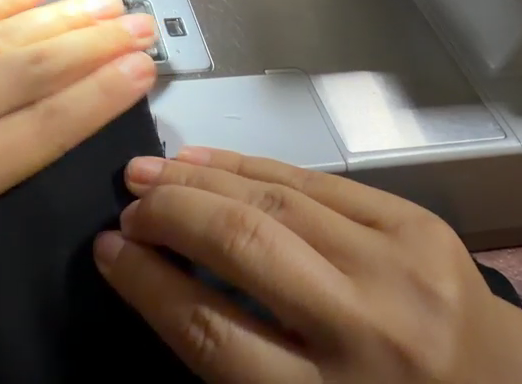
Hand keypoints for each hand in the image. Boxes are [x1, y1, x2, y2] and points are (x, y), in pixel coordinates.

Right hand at [94, 148, 521, 383]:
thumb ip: (241, 360)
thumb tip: (160, 276)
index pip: (212, 330)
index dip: (147, 283)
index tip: (107, 251)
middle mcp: (368, 332)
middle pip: (241, 246)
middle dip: (167, 216)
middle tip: (124, 206)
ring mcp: (398, 266)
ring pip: (272, 198)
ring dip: (198, 179)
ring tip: (147, 172)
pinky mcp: (415, 222)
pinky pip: (310, 179)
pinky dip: (247, 165)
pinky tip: (205, 160)